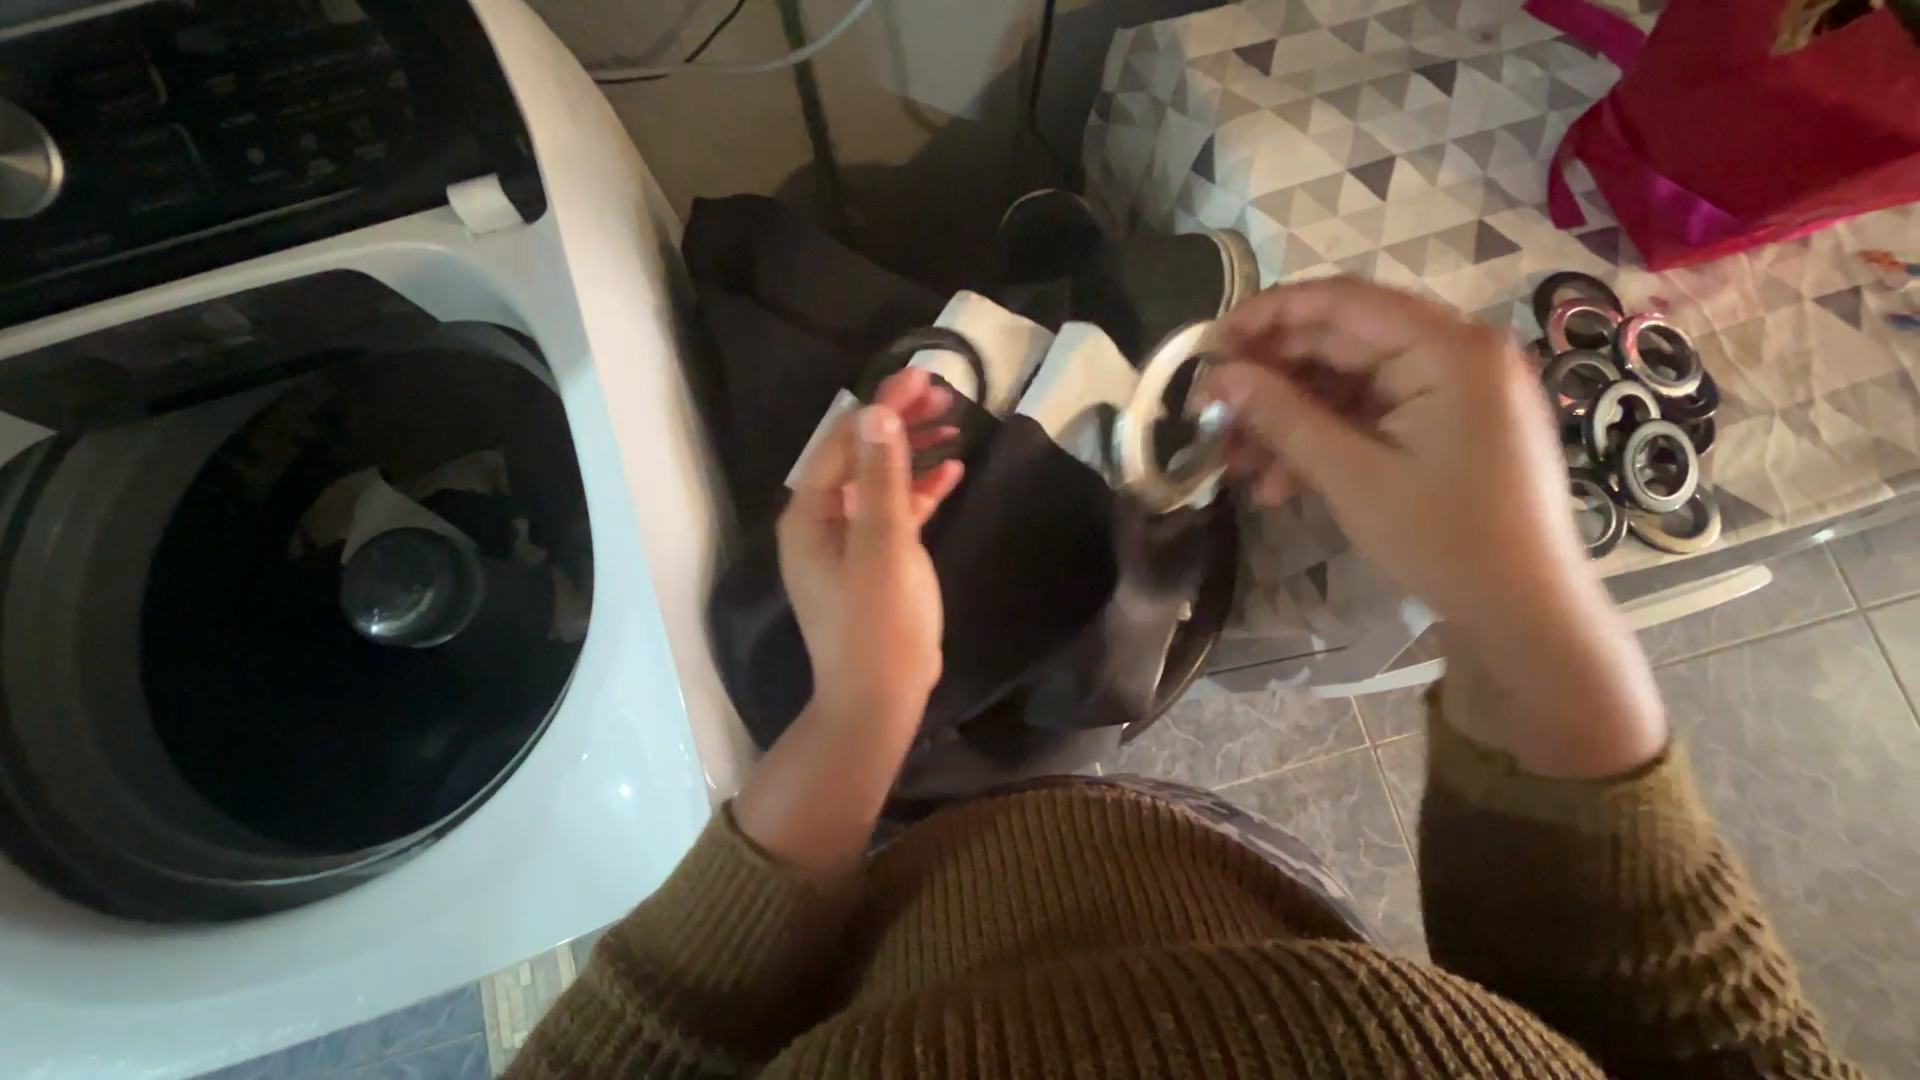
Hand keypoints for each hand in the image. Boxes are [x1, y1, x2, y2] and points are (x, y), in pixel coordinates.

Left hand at [777, 369, 963, 725]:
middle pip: (861, 456)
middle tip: (945, 396)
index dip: (883, 406)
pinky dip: (920, 491)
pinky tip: (952, 471)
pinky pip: (895, 513)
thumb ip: (881, 478)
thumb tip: (876, 414)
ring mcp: (848, 542)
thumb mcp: (883, 546)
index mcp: (810, 513)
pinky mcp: (874, 561)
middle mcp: (822, 521)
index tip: (924, 378)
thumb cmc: (878, 624)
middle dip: (900, 424)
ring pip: (881, 481)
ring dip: (914, 453)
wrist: (880, 697)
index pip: (844, 442)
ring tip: (955, 425)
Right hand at [1203, 277, 1589, 637]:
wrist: (1522, 608)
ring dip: (1286, 420)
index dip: (1265, 317)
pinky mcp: (1441, 422)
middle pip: (1339, 342)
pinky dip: (1320, 441)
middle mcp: (1452, 351)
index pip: (1340, 302)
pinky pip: (1365, 415)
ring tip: (1233, 464)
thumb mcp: (1350, 476)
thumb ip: (1282, 416)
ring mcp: (1449, 388)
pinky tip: (1276, 484)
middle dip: (1269, 380)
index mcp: (1446, 347)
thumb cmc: (1444, 538)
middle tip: (1211, 412)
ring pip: (1344, 384)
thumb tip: (1218, 378)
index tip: (1208, 348)